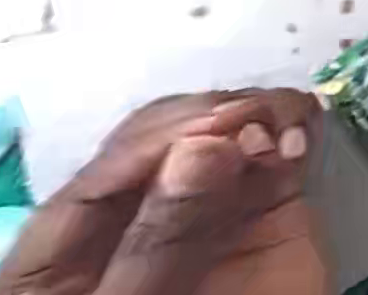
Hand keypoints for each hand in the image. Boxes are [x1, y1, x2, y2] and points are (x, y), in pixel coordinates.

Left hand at [0, 89, 326, 294]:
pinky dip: (294, 122)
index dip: (159, 138)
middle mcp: (140, 214)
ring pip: (228, 122)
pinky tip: (300, 139)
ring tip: (283, 139)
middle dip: (215, 115)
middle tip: (254, 129)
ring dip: (261, 112)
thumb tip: (205, 145)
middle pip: (165, 131)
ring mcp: (209, 201)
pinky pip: (279, 140)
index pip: (103, 173)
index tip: (221, 124)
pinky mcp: (269, 198)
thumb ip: (158, 245)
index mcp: (68, 256)